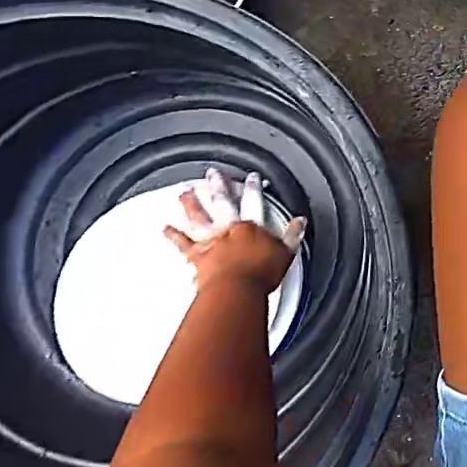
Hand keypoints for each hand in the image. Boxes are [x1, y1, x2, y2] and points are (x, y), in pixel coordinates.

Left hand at [163, 169, 306, 294]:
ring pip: (199, 217)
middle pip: (223, 202)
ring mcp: (211, 241)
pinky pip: (183, 243)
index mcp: (252, 227)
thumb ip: (292, 235)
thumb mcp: (286, 253)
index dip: (253, 187)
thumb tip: (300, 222)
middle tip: (212, 174)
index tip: (251, 176)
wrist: (235, 291)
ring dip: (191, 204)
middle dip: (218, 186)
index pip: (254, 201)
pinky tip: (166, 227)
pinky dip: (174, 235)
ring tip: (185, 192)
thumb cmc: (260, 275)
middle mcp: (229, 229)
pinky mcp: (197, 256)